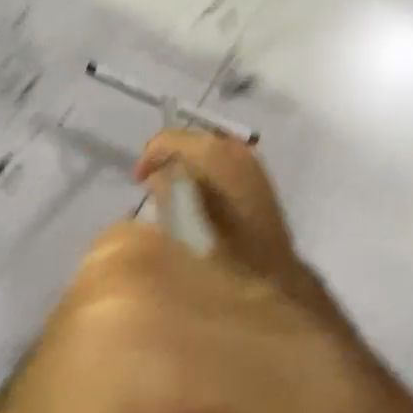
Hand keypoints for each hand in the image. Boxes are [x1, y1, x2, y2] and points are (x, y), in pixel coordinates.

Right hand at [136, 128, 296, 280]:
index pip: (168, 140)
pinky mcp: (257, 173)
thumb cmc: (224, 250)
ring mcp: (248, 158)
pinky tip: (196, 193)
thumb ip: (164, 192)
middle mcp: (232, 147)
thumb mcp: (183, 223)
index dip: (149, 157)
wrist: (274, 273)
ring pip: (205, 149)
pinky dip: (205, 169)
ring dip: (186, 163)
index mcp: (212, 153)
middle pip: (188, 140)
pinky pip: (222, 160)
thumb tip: (156, 178)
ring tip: (171, 188)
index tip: (138, 181)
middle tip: (151, 182)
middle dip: (167, 157)